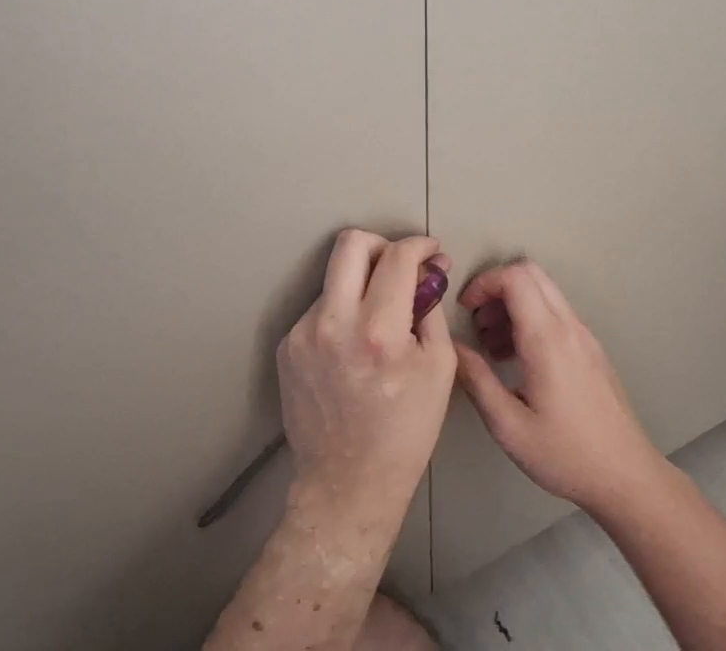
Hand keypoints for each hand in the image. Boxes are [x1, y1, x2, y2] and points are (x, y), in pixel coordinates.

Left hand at [278, 230, 456, 523]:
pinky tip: (354, 346)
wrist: (348, 482)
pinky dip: (342, 313)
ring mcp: (303, 334)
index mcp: (379, 331)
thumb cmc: (405, 430)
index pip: (397, 257)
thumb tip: (429, 269)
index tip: (430, 251)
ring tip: (378, 319)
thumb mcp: (439, 367)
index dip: (419, 245)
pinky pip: (319, 309)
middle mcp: (334, 323)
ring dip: (361, 284)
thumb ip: (432, 309)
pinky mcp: (286, 347)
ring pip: (335, 277)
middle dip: (382, 244)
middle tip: (399, 266)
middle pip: (351, 243)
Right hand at [452, 261, 669, 512]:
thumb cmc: (565, 453)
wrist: (625, 475)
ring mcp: (585, 336)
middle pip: (531, 273)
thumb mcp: (508, 425)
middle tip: (476, 321)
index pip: (515, 277)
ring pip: (545, 292)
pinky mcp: (591, 350)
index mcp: (547, 339)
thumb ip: (476, 380)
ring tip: (491, 345)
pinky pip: (557, 314)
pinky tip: (516, 359)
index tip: (465, 310)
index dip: (483, 282)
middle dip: (496, 287)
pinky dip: (531, 319)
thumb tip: (452, 348)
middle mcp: (569, 327)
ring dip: (513, 304)